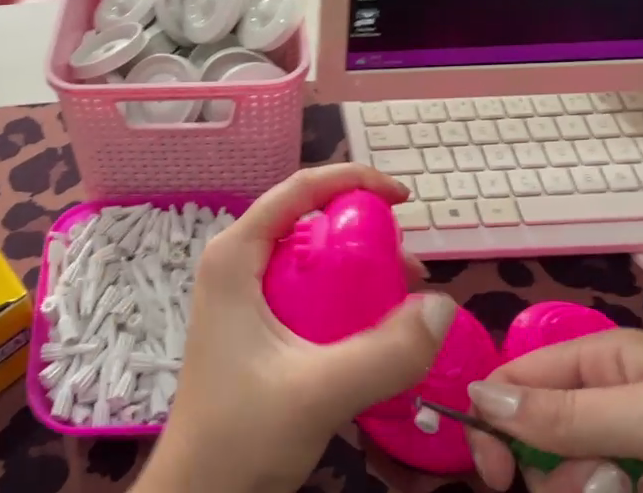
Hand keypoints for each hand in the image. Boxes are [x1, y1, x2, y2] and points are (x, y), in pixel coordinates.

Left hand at [135, 164, 459, 492]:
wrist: (200, 491)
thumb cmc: (242, 432)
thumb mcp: (319, 390)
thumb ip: (385, 352)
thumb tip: (442, 305)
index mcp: (234, 255)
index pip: (297, 190)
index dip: (352, 181)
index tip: (403, 198)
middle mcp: (235, 262)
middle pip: (306, 221)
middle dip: (362, 232)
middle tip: (411, 266)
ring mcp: (243, 294)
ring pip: (309, 257)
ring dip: (358, 269)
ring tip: (402, 300)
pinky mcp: (255, 323)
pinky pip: (307, 291)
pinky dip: (344, 298)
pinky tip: (374, 329)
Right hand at [462, 329, 642, 492]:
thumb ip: (567, 414)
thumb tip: (476, 396)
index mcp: (607, 360)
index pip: (519, 380)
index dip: (495, 420)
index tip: (491, 474)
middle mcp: (617, 398)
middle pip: (542, 432)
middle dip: (551, 470)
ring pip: (578, 475)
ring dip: (589, 492)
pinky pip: (615, 492)